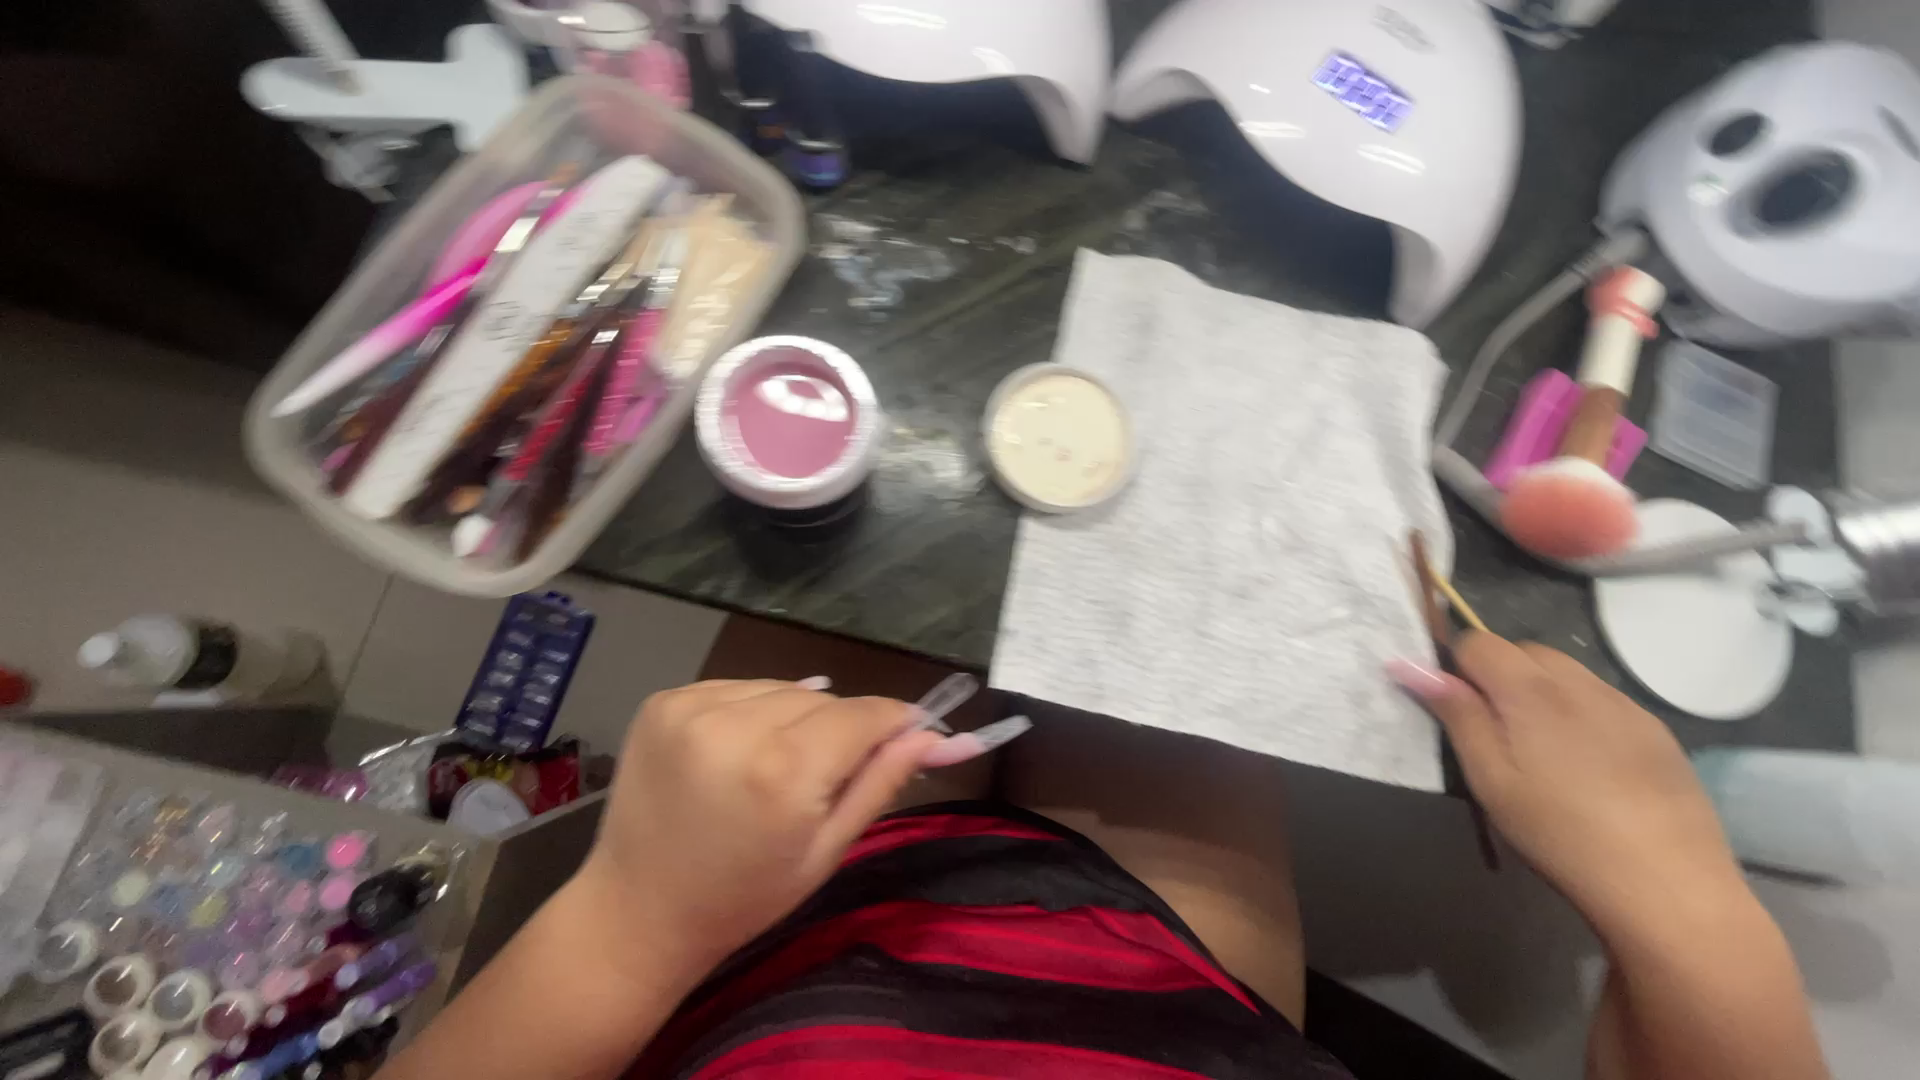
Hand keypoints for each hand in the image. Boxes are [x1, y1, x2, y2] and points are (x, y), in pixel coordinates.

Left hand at [577, 680, 943, 975]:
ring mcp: (692, 708)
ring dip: (795, 714)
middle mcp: (736, 725)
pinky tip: (740, 750)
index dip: (896, 720)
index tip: (914, 730)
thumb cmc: (744, 897)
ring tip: (779, 762)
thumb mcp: (826, 851)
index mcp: (783, 771)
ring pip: (781, 688)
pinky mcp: (663, 701)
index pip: (864, 715)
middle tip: (828, 772)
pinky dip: (751, 710)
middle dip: (841, 725)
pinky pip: (736, 688)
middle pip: (824, 698)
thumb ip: (881, 782)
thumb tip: (935, 735)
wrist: (636, 915)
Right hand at [1389, 634, 1744, 933]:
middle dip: (1499, 675)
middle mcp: (1581, 684)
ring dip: (1539, 690)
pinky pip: (1602, 699)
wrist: (1668, 886)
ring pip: (1566, 672)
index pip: (1478, 642)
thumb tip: (1410, 666)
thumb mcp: (1489, 777)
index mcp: (1532, 691)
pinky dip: (1579, 711)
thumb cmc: (1558, 831)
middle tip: (1494, 732)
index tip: (1456, 710)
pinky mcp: (1657, 732)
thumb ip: (1455, 713)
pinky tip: (1586, 763)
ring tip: (1540, 748)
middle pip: (1524, 650)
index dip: (1457, 667)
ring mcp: (1626, 706)